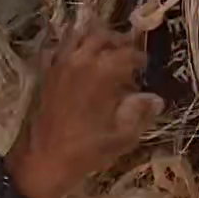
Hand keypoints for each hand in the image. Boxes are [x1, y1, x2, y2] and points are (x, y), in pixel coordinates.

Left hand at [7, 10, 164, 197]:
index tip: (145, 66)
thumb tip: (156, 98)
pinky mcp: (44, 74)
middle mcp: (79, 61)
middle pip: (101, 36)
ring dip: (93, 38)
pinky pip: (56, 49)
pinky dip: (68, 48)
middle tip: (127, 51)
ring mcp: (58, 65)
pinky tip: (76, 59)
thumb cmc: (86, 151)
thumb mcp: (122, 136)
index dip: (139, 57)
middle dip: (117, 40)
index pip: (126, 53)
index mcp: (102, 72)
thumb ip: (140, 113)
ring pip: (76, 36)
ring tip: (104, 50)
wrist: (42, 161)